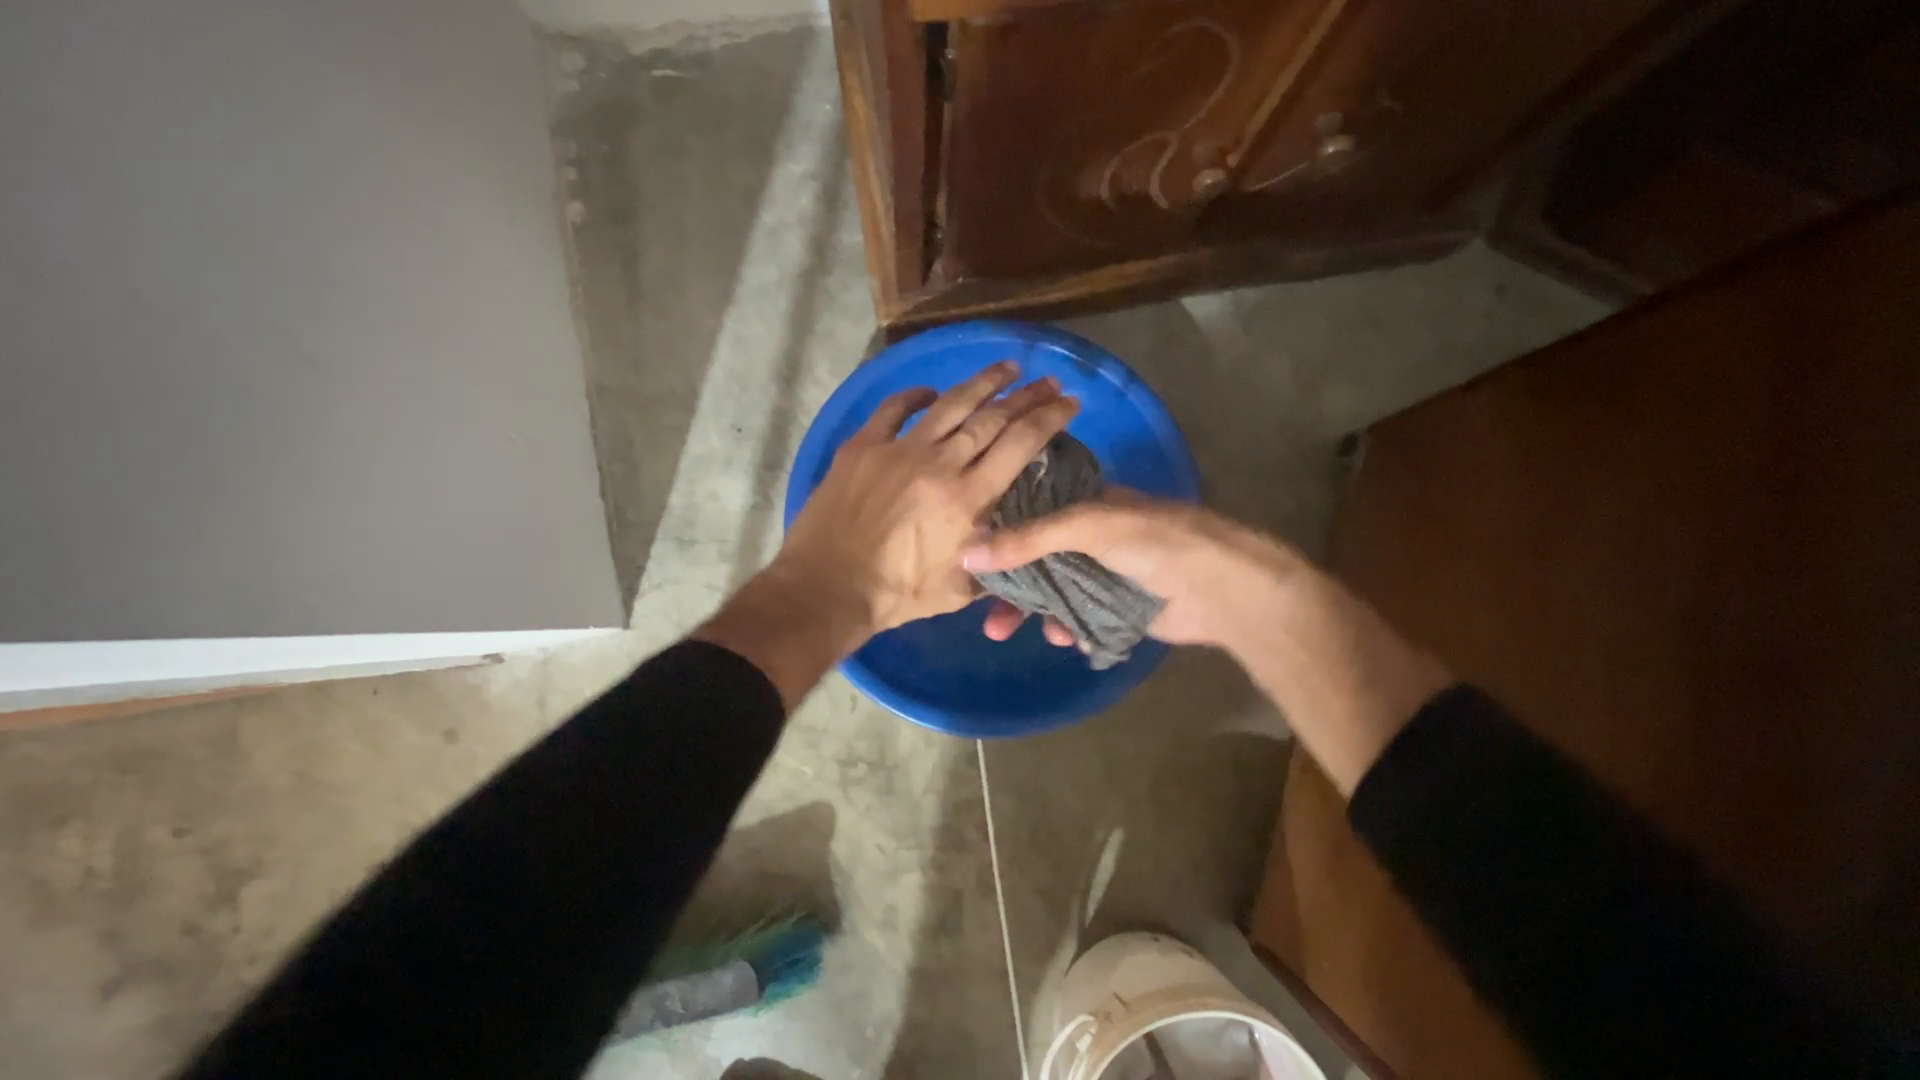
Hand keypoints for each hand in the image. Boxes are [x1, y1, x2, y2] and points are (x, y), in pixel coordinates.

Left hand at [768, 361, 1079, 638]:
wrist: (826, 588)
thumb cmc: (896, 595)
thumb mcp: (959, 590)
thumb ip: (989, 559)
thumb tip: (1009, 540)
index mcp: (968, 499)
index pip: (1019, 445)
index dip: (1049, 418)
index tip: (1068, 402)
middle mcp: (939, 463)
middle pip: (991, 417)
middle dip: (1026, 395)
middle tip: (1047, 381)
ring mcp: (898, 450)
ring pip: (949, 403)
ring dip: (982, 383)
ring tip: (1005, 368)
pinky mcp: (862, 447)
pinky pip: (893, 409)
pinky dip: (914, 396)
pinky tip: (930, 391)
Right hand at [961, 493, 1311, 650]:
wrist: (1223, 588)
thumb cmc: (1158, 542)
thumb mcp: (1091, 526)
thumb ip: (1031, 538)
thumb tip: (968, 552)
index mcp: (1086, 503)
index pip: (1028, 511)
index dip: (995, 529)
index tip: (959, 550)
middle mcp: (1091, 537)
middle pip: (1033, 557)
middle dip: (1004, 581)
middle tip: (972, 605)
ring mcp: (1104, 574)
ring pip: (1051, 591)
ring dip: (1026, 610)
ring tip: (1002, 631)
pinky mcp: (1116, 609)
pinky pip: (1077, 619)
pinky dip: (1065, 628)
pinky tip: (1063, 639)